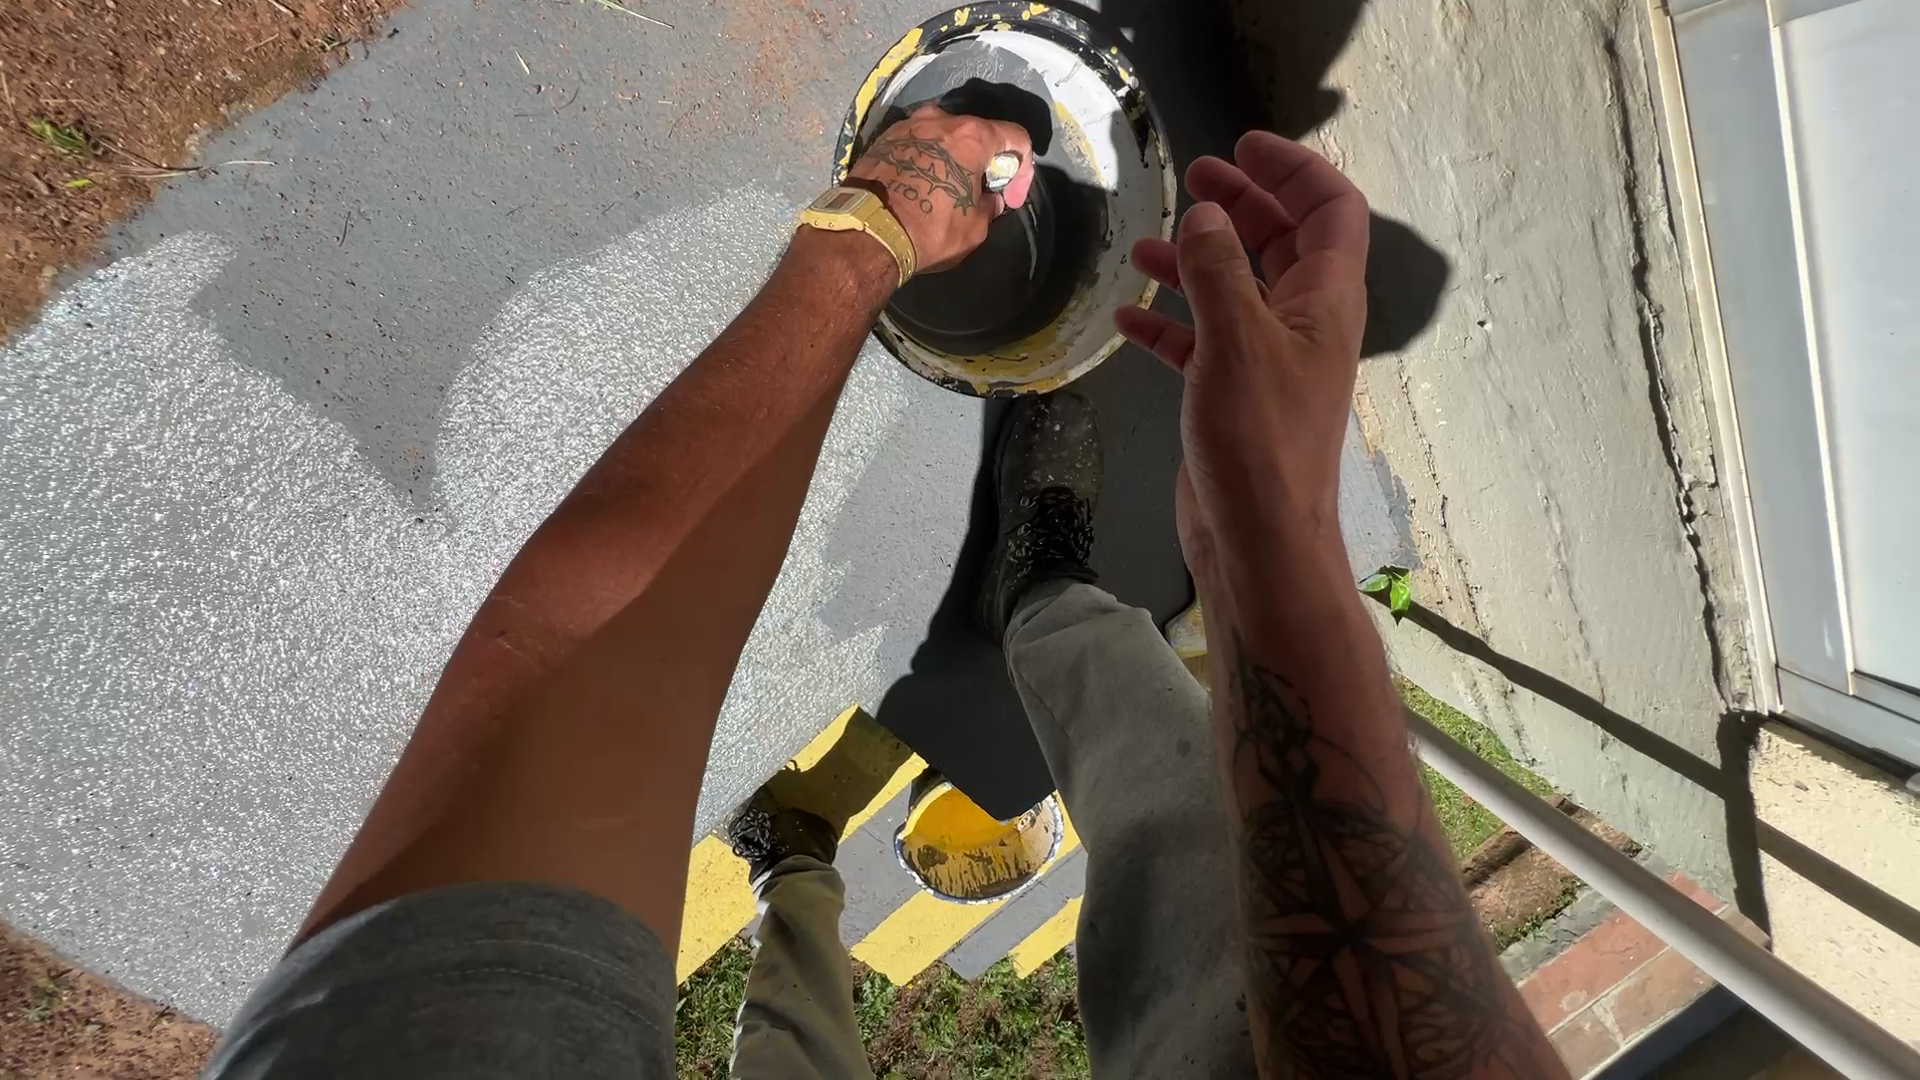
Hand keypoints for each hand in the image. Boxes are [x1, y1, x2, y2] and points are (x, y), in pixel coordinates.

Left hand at [850, 103, 1035, 272]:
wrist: (869, 230)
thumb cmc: (930, 230)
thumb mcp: (975, 229)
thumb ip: (990, 207)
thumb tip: (991, 199)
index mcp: (972, 136)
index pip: (1016, 138)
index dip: (1023, 170)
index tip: (1012, 198)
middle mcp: (941, 119)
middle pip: (978, 134)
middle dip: (986, 164)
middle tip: (982, 194)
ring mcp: (909, 125)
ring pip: (944, 138)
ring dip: (954, 161)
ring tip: (948, 192)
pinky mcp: (884, 138)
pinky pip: (917, 146)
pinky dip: (927, 163)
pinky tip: (921, 189)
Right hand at [1112, 133, 1369, 592]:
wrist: (1255, 534)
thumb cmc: (1256, 437)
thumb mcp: (1236, 343)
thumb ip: (1219, 272)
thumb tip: (1207, 215)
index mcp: (1322, 301)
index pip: (1327, 211)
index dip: (1291, 170)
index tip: (1240, 148)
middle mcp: (1299, 324)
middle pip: (1276, 245)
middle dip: (1238, 207)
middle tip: (1191, 182)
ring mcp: (1263, 362)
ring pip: (1232, 293)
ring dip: (1195, 264)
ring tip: (1146, 246)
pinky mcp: (1229, 396)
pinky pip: (1199, 343)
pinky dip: (1169, 324)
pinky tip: (1130, 316)